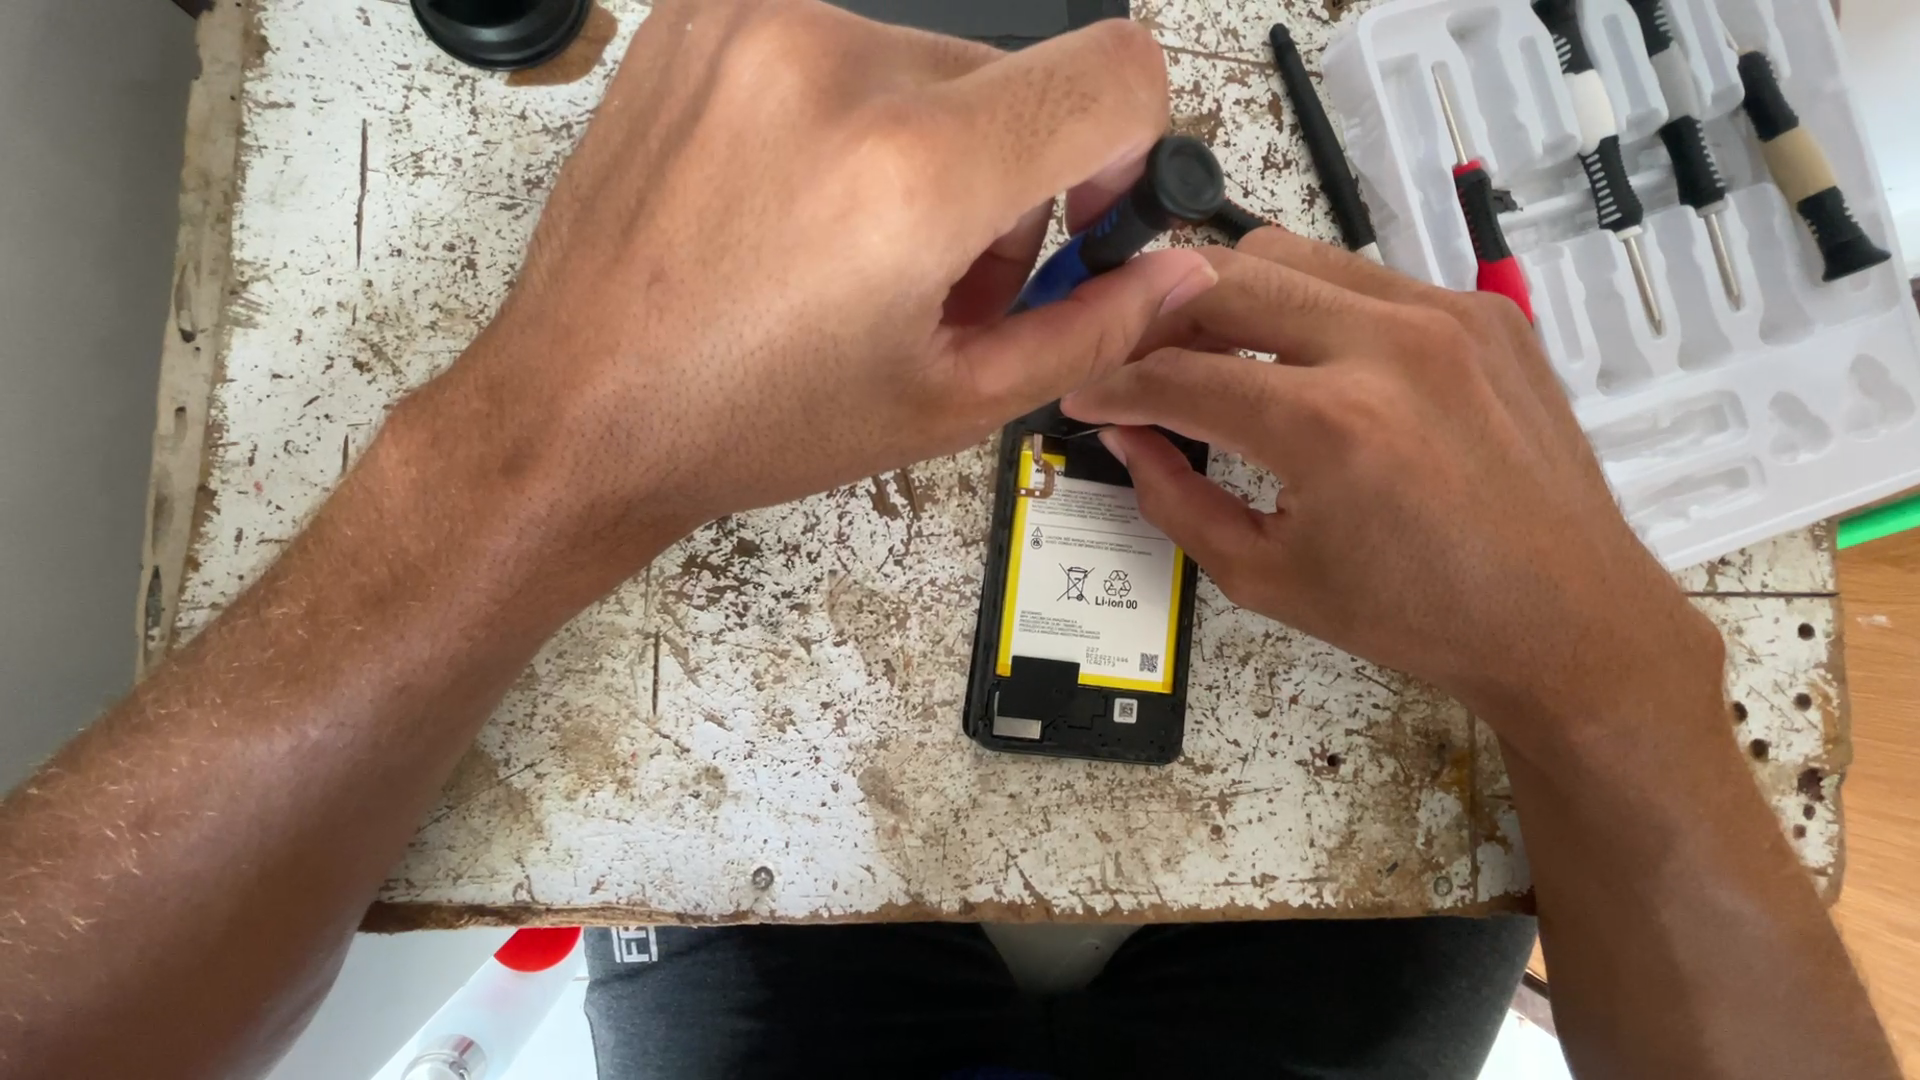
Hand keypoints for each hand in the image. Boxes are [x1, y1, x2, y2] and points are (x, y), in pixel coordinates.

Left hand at [428, 0, 1214, 579]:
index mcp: (914, 174)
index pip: (1118, 76)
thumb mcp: (949, 403)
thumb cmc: (756, 423)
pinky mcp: (700, 22)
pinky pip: (841, 53)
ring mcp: (755, 28)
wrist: (584, 410)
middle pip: (1020, 80)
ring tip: (862, 256)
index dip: (1129, 152)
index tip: (1080, 217)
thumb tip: (1175, 273)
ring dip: (932, 154)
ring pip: (932, 65)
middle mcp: (835, 67)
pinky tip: (802, 214)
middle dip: (1013, 181)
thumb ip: (1088, 329)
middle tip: (942, 278)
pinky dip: (855, 125)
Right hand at [1062, 228, 1722, 747]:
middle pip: (1221, 279)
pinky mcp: (1482, 308)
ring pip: (1285, 254)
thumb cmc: (1406, 616)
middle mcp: (1388, 344)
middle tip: (1133, 364)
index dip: (1111, 386)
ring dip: (1222, 298)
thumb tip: (1125, 435)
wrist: (1566, 620)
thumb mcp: (1261, 575)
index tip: (1080, 396)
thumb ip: (1174, 499)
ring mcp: (1446, 312)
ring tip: (1205, 354)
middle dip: (1154, 320)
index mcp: (1330, 427)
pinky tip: (1294, 360)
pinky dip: (1297, 306)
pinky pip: (1352, 276)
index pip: (1178, 375)